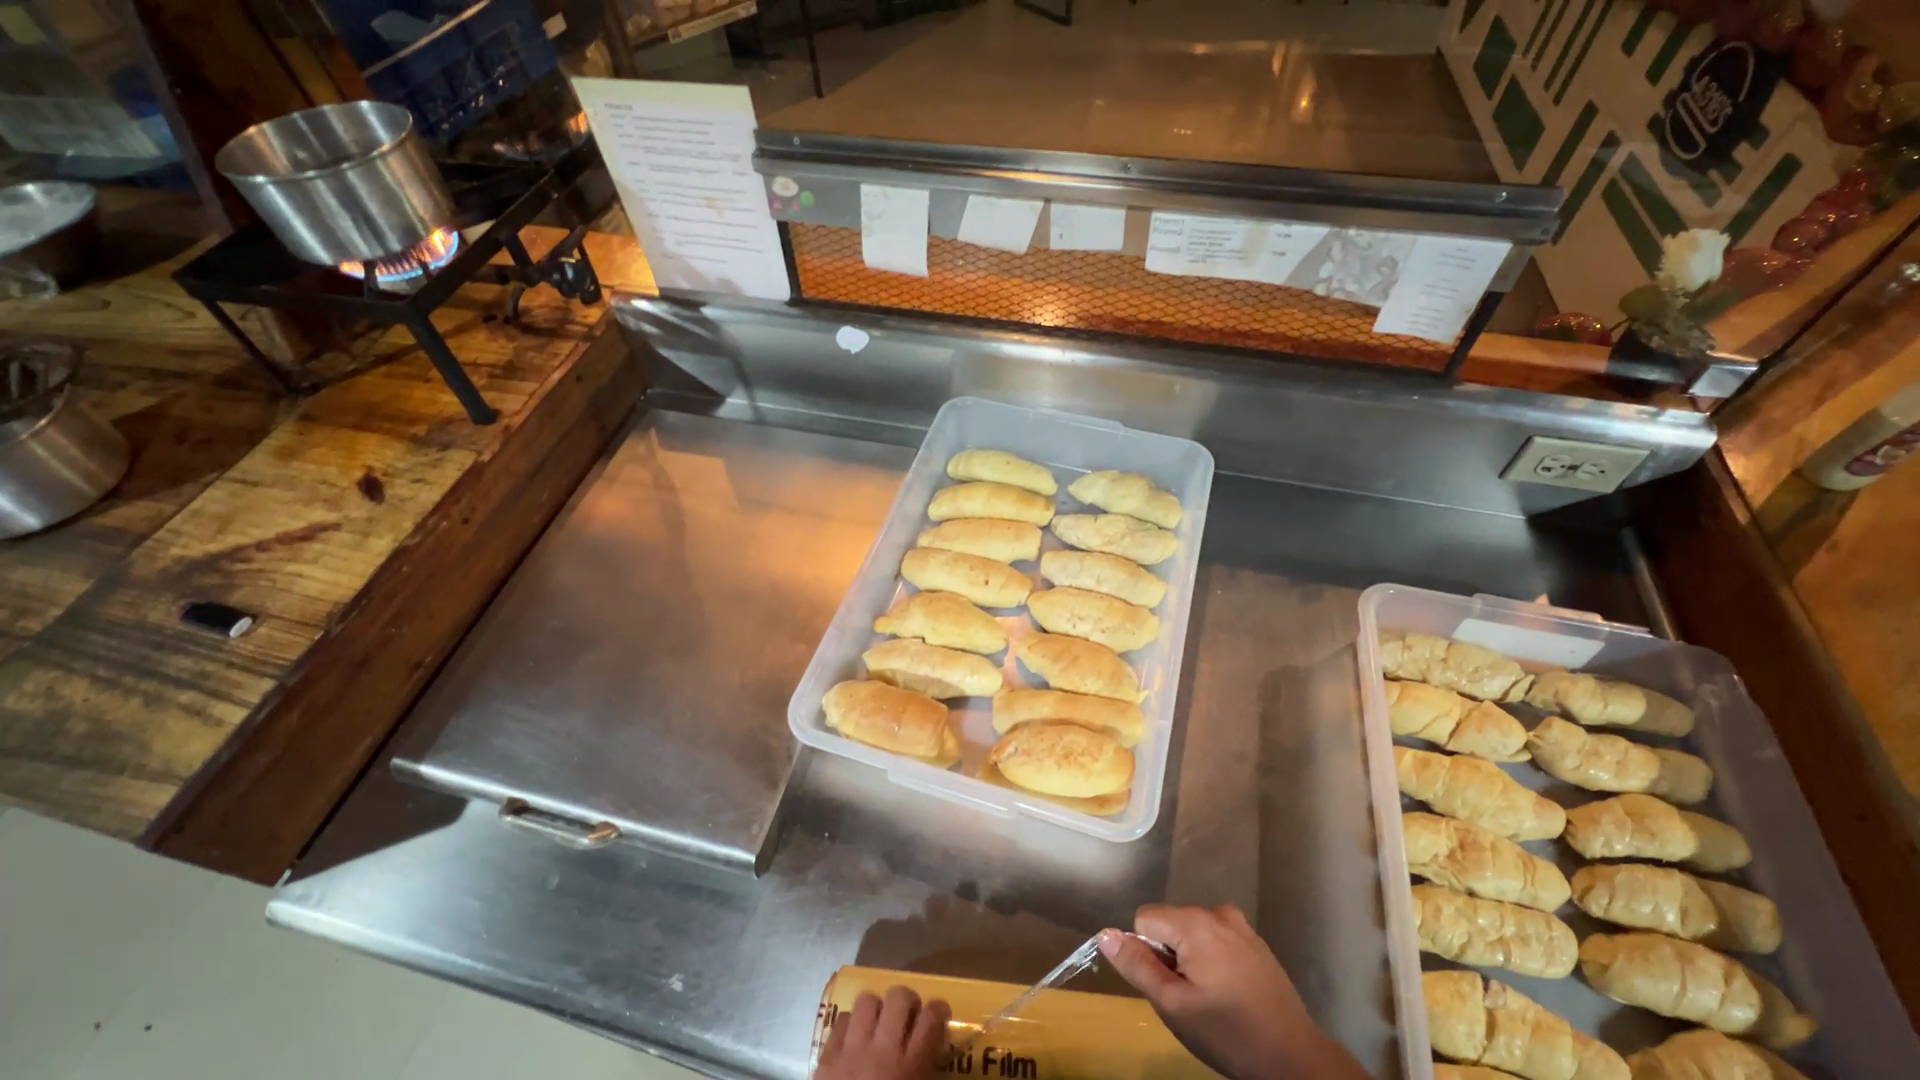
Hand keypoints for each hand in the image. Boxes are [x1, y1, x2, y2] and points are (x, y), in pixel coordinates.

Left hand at [816, 987, 951, 1079]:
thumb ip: (929, 1074)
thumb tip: (936, 1049)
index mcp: (911, 1067)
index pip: (932, 1017)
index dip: (939, 1009)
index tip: (939, 1013)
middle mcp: (883, 1051)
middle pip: (899, 997)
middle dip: (907, 1001)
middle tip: (907, 1017)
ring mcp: (851, 1051)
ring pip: (867, 1000)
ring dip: (877, 1009)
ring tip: (879, 1025)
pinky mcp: (826, 1057)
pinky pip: (841, 1020)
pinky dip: (851, 1026)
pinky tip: (855, 1041)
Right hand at [1099, 905, 1365, 1079]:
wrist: (1292, 1058)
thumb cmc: (1226, 1032)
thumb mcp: (1172, 1004)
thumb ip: (1137, 965)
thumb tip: (1105, 933)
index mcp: (1195, 923)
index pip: (1144, 919)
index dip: (1147, 953)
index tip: (1168, 985)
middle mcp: (1218, 913)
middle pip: (1170, 924)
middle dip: (1170, 956)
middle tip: (1189, 997)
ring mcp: (1241, 927)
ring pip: (1193, 933)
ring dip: (1191, 959)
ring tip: (1210, 998)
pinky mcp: (1256, 944)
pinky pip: (1217, 941)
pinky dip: (1214, 961)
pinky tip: (1230, 994)